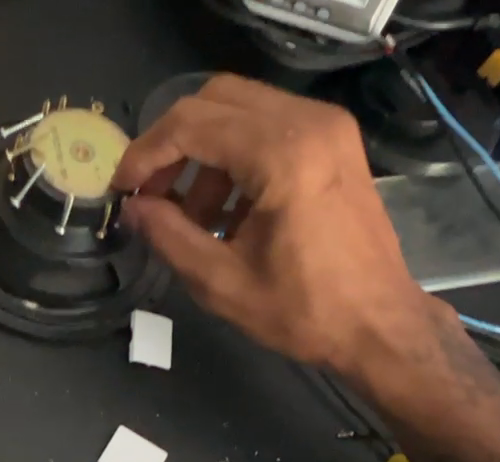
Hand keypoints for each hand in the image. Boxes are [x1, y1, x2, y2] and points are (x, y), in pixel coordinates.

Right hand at [112, 75, 447, 375]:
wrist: (378, 323)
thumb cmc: (302, 312)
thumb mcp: (221, 282)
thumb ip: (169, 236)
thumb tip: (133, 208)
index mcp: (282, 156)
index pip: (192, 125)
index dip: (145, 154)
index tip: (121, 190)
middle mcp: (308, 123)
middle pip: (215, 101)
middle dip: (171, 145)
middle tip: (149, 195)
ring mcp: (327, 127)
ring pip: (240, 109)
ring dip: (202, 154)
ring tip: (189, 215)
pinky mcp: (335, 141)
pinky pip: (268, 126)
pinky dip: (234, 157)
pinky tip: (225, 211)